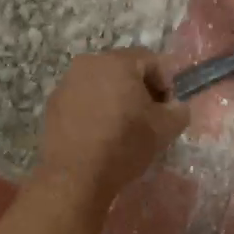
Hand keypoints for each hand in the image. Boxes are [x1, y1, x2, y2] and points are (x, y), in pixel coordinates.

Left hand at [34, 49, 187, 211]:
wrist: (76, 175)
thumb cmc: (124, 145)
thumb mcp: (164, 129)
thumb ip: (179, 110)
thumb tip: (175, 106)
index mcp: (117, 62)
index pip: (150, 59)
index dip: (166, 82)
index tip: (168, 108)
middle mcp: (89, 63)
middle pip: (123, 68)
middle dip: (140, 88)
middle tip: (149, 116)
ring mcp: (67, 81)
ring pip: (101, 82)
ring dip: (115, 97)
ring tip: (122, 126)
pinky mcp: (54, 102)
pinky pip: (82, 97)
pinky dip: (94, 107)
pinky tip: (99, 133)